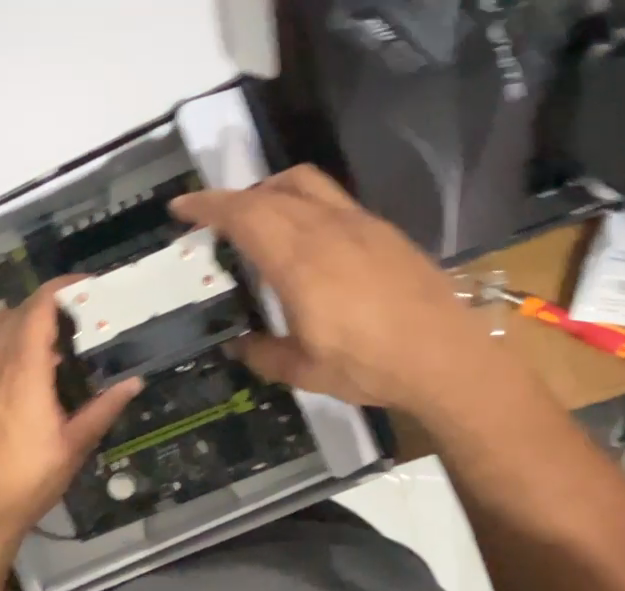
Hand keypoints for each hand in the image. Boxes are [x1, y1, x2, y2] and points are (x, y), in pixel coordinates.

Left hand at [0, 277, 143, 545]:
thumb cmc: (30, 479)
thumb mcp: (74, 446)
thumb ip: (103, 408)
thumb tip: (133, 383)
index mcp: (24, 372)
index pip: (38, 309)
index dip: (61, 289)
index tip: (87, 287)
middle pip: (15, 312)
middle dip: (46, 303)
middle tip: (79, 315)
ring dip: (24, 322)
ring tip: (57, 341)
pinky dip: (9, 343)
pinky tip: (32, 370)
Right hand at [170, 165, 497, 415]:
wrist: (444, 356)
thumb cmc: (368, 366)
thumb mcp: (303, 371)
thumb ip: (263, 354)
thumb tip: (238, 344)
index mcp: (299, 262)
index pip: (244, 216)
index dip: (207, 207)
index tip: (181, 208)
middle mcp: (326, 230)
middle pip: (268, 194)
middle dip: (230, 199)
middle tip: (209, 219)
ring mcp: (358, 224)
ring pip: (303, 184)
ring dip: (268, 191)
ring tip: (254, 216)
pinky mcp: (381, 230)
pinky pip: (330, 199)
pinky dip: (300, 202)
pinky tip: (302, 234)